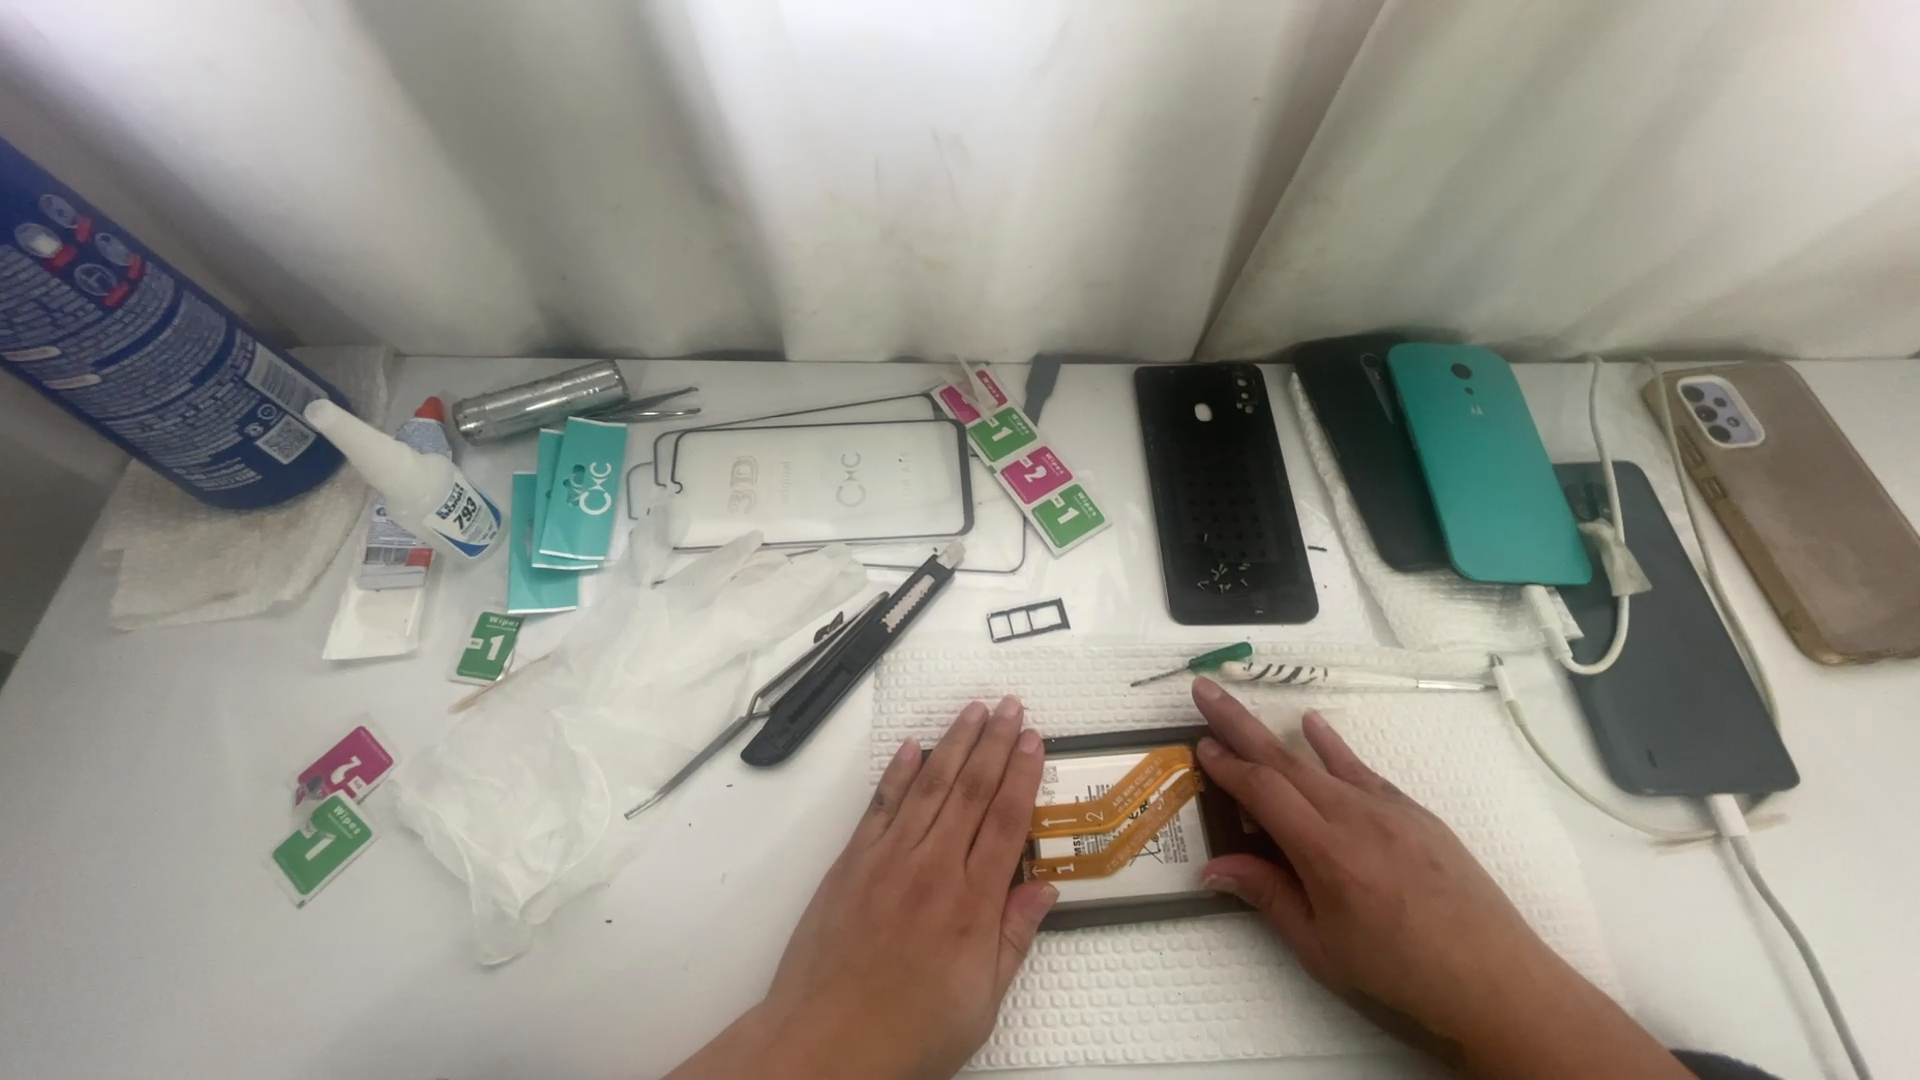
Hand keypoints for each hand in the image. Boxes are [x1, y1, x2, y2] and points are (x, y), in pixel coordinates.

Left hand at [668, 696, 1054, 1079]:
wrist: (826, 1042)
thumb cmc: (908, 1031)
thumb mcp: (982, 1001)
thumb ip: (1014, 937)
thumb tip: (1044, 889)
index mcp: (971, 902)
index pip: (1006, 820)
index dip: (1022, 774)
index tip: (1033, 740)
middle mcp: (932, 867)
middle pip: (971, 789)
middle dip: (994, 742)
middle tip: (1010, 706)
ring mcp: (889, 858)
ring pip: (929, 785)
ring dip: (954, 743)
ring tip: (972, 710)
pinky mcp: (854, 861)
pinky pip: (880, 804)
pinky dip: (898, 772)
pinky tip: (913, 747)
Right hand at [1190, 677, 1690, 1079]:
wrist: (1502, 986)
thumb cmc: (1404, 978)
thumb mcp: (1322, 949)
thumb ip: (1267, 897)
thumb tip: (1213, 868)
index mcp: (1327, 855)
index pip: (1262, 792)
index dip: (1226, 767)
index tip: (1199, 746)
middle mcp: (1354, 818)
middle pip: (1282, 760)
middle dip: (1236, 723)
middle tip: (1203, 689)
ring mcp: (1388, 810)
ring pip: (1317, 761)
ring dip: (1272, 730)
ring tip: (1239, 705)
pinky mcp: (1415, 813)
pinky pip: (1362, 770)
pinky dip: (1332, 746)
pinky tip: (1311, 725)